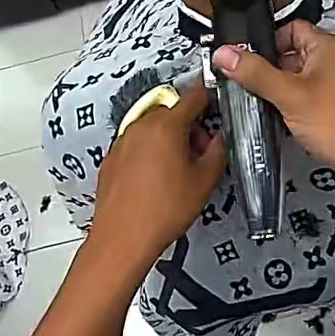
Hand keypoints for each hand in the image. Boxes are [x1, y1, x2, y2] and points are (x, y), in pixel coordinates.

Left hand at [87, 82, 226, 266]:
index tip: (218, 101)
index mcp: (166, 126)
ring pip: (155, 128)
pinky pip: (138, 145)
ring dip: (171, 139)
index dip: (210, 97)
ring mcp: (123, 142)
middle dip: (191, 127)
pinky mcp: (113, 158)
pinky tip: (160, 179)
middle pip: (173, 113)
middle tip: (203, 151)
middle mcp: (141, 127)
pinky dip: (151, 152)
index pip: (194, 97)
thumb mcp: (205, 180)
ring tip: (181, 170)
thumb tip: (222, 138)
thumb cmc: (161, 212)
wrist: (122, 239)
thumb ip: (219, 150)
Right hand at [212, 21, 334, 191]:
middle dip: (271, 70)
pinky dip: (297, 105)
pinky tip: (288, 120)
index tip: (247, 57)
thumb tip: (227, 54)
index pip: (291, 28)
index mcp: (330, 46)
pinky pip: (312, 96)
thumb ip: (255, 73)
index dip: (267, 42)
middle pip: (293, 53)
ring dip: (284, 90)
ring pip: (302, 78)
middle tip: (252, 85)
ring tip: (271, 105)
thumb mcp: (289, 96)